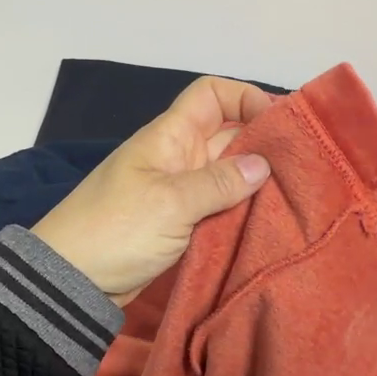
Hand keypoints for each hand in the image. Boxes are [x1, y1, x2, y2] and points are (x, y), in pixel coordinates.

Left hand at [33, 77, 275, 304]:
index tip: (280, 124)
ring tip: (295, 195)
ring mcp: (178, 191)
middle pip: (228, 135)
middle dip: (262, 145)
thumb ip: (219, 183)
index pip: (212, 95)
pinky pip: (217, 206)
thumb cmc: (117, 230)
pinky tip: (268, 221)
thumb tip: (263, 165)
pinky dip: (239, 210)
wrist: (73, 280)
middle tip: (303, 166)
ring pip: (226, 174)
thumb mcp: (171, 203)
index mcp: (170, 137)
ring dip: (254, 183)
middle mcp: (178, 157)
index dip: (245, 98)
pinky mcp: (179, 224)